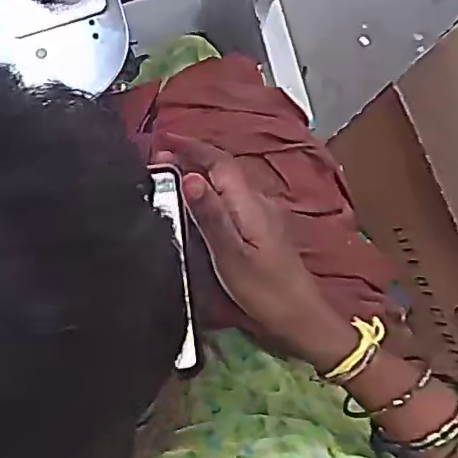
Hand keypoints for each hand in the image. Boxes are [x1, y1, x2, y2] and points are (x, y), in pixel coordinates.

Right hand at [163, 136, 354, 368]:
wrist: (300, 317)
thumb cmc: (265, 290)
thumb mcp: (231, 255)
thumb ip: (211, 215)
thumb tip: (190, 177)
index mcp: (249, 203)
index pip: (218, 161)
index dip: (190, 146)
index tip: (161, 140)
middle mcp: (257, 202)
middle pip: (222, 169)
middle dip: (190, 158)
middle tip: (157, 162)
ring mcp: (261, 215)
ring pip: (226, 183)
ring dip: (198, 174)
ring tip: (169, 177)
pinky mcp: (261, 230)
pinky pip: (231, 199)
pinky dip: (209, 192)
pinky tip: (197, 204)